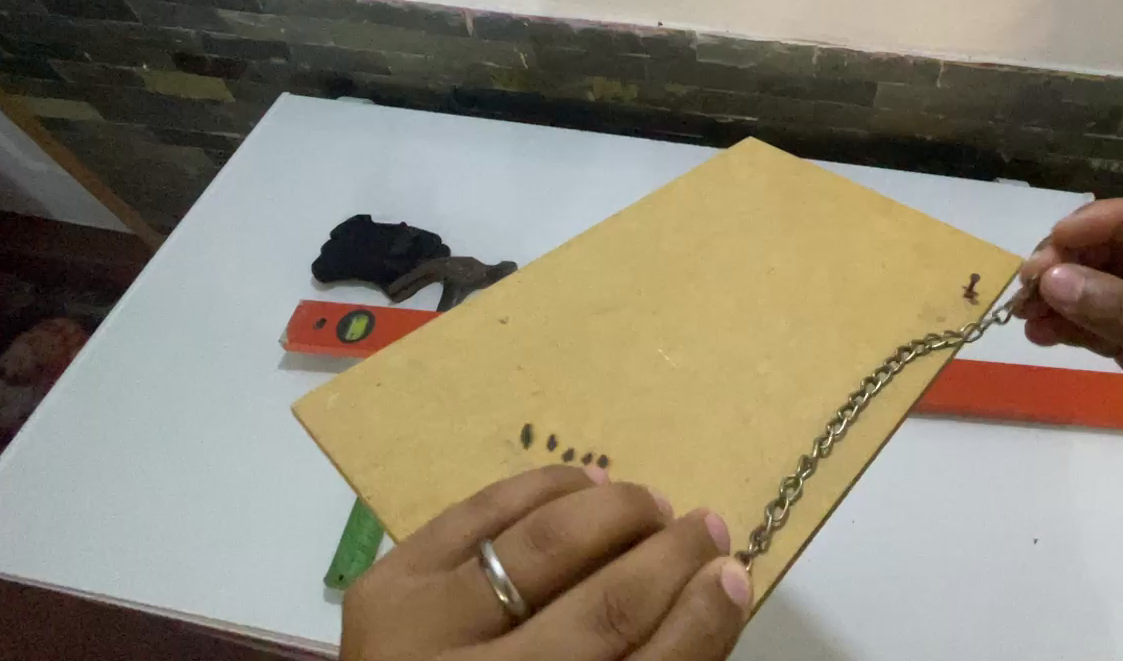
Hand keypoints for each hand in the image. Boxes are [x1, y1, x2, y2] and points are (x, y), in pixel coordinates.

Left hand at [342, 465, 750, 660]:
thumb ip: (651, 659)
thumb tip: (717, 583)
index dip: (701, 622)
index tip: (735, 572)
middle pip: (600, 612)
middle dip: (670, 559)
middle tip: (709, 525)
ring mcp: (412, 638)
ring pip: (543, 549)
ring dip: (616, 513)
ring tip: (653, 503)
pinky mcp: (387, 586)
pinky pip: (482, 511)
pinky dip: (545, 487)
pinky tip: (588, 481)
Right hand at [1016, 196, 1122, 566]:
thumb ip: (1122, 311)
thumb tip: (1049, 277)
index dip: (1102, 222)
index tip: (1052, 240)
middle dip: (1073, 261)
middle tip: (1027, 281)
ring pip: (1105, 287)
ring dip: (1063, 295)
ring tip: (1023, 312)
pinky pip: (1101, 325)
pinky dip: (1069, 326)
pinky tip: (1039, 334)